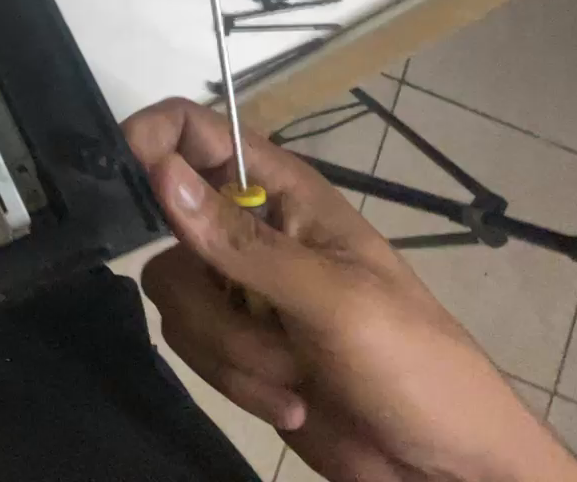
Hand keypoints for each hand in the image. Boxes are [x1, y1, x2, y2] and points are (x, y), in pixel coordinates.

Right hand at [123, 98, 576, 481]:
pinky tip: (286, 398)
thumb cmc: (413, 366)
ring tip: (291, 371)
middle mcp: (246, 227)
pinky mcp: (225, 339)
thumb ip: (239, 239)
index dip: (152, 139)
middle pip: (164, 219)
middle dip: (205, 282)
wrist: (442, 476)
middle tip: (255, 312)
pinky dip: (230, 376)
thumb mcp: (331, 299)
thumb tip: (157, 170)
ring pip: (169, 287)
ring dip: (228, 344)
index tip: (133, 183)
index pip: (193, 130)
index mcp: (281, 191)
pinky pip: (182, 338)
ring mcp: (233, 285)